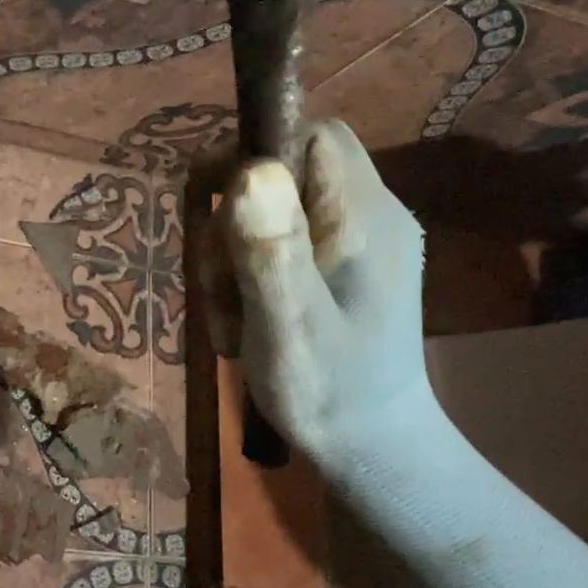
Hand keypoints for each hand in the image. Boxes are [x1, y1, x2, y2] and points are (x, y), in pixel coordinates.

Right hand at [197, 120, 432, 459]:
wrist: (374, 452)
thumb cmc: (330, 391)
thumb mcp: (289, 324)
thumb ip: (270, 249)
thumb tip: (249, 169)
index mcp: (365, 218)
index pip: (312, 135)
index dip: (255, 152)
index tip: (213, 202)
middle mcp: (369, 217)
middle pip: (283, 174)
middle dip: (233, 222)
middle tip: (219, 284)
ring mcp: (357, 245)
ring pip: (272, 213)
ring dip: (232, 258)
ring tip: (232, 317)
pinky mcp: (343, 271)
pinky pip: (281, 246)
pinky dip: (249, 277)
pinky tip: (246, 322)